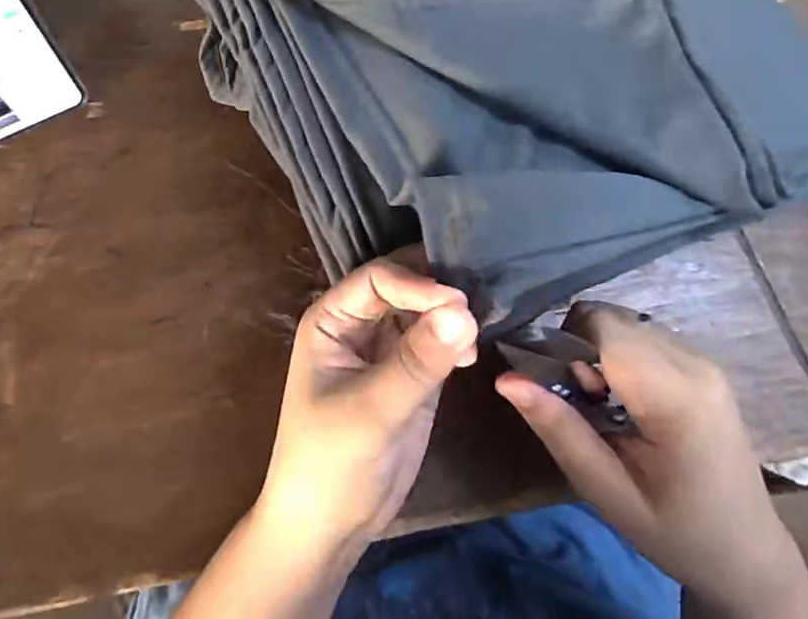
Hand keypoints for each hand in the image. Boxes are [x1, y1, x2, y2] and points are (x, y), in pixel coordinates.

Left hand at [257, 251, 480, 545]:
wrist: (328, 527)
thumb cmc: (331, 463)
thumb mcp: (373, 409)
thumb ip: (418, 360)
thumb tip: (464, 312)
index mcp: (331, 319)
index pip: (378, 279)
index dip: (417, 283)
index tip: (458, 303)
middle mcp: (358, 323)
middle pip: (402, 285)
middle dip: (437, 289)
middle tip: (477, 303)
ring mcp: (385, 346)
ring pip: (422, 309)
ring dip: (450, 313)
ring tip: (479, 330)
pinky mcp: (410, 372)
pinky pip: (435, 339)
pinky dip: (455, 340)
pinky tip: (471, 356)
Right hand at [495, 304, 807, 618]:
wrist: (747, 554)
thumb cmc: (673, 530)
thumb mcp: (605, 491)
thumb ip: (557, 428)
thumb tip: (505, 378)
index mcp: (676, 395)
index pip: (603, 326)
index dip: (567, 345)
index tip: (563, 390)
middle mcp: (695, 363)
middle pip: (612, 319)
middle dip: (582, 347)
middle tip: (585, 402)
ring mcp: (705, 359)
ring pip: (625, 323)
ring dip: (601, 350)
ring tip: (607, 404)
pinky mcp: (704, 363)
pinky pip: (644, 336)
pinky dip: (622, 354)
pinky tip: (629, 400)